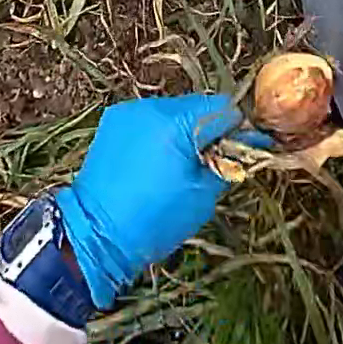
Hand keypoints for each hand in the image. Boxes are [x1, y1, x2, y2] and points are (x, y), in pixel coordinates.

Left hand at [55, 94, 264, 307]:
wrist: (92, 237)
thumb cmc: (153, 219)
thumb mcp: (202, 195)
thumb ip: (228, 161)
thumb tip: (250, 143)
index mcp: (176, 122)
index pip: (223, 107)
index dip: (235, 128)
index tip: (238, 150)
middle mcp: (153, 106)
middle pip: (198, 106)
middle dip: (209, 129)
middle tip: (209, 161)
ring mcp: (130, 110)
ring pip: (174, 110)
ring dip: (184, 129)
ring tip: (178, 162)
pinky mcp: (114, 119)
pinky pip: (150, 117)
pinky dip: (159, 132)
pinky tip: (154, 159)